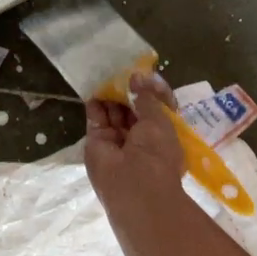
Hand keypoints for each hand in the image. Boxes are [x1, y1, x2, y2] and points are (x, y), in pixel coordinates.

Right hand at [83, 71, 186, 211]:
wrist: (133, 187)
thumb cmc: (156, 153)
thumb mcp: (159, 121)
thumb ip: (147, 98)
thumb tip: (138, 77)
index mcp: (161, 135)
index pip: (155, 108)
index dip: (150, 91)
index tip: (144, 74)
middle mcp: (139, 138)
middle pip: (132, 109)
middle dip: (128, 90)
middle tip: (123, 68)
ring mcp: (117, 139)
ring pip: (113, 111)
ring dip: (111, 93)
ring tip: (108, 71)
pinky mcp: (97, 140)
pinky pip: (95, 117)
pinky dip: (95, 102)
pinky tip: (95, 83)